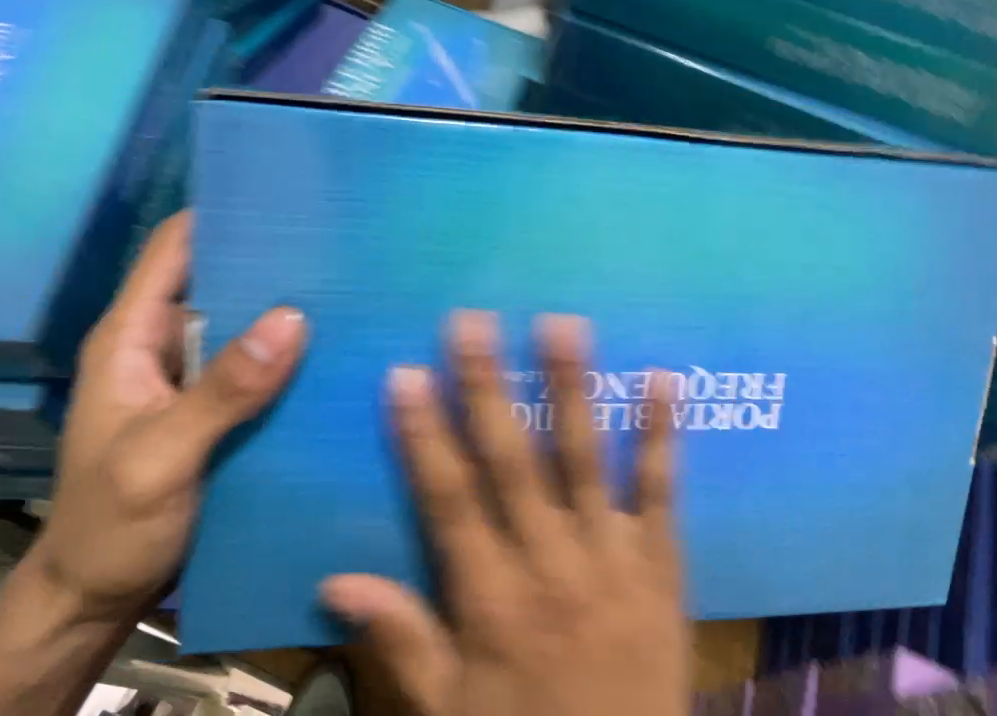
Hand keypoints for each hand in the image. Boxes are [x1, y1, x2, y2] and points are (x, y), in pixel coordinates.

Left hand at [28, 212, 308, 622]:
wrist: (95, 599)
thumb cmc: (111, 525)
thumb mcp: (161, 458)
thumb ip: (221, 391)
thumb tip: (293, 318)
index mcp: (130, 337)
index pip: (174, 247)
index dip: (222, 213)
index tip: (286, 195)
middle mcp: (160, 345)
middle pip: (217, 278)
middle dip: (271, 259)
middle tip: (342, 242)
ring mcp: (189, 379)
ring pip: (242, 323)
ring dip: (285, 308)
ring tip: (353, 286)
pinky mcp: (213, 411)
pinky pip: (255, 366)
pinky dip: (289, 354)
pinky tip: (336, 352)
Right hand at [320, 312, 690, 715]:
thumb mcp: (449, 709)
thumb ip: (402, 638)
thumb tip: (335, 583)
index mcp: (492, 597)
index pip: (449, 499)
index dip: (424, 435)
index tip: (406, 373)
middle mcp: (550, 563)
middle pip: (512, 462)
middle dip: (488, 388)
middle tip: (473, 320)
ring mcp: (612, 557)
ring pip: (585, 460)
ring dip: (572, 389)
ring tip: (563, 325)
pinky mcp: (662, 564)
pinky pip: (661, 492)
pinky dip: (662, 434)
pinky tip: (662, 378)